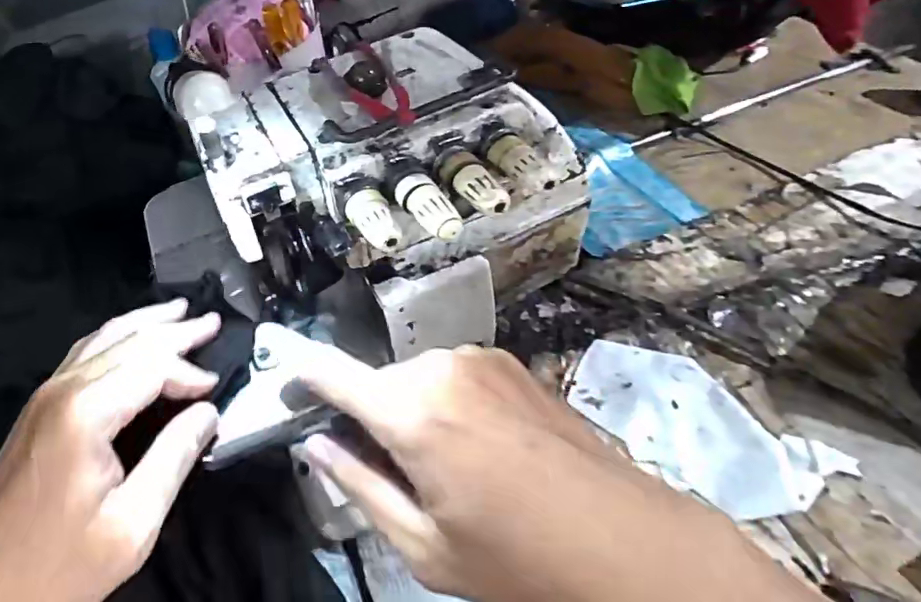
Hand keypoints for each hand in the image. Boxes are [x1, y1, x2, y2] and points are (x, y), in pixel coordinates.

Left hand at [0, 299, 221, 601]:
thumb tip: (207, 413)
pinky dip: (118, 337)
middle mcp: (63, 387)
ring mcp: (46, 392)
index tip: (218, 386)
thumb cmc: (59, 566)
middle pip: (128, 341)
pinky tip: (131, 339)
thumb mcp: (131, 526)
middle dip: (173, 330)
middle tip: (211, 321)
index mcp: (85, 411)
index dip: (188, 370)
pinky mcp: (38, 406)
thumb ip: (172, 458)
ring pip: (104, 338)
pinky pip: (85, 352)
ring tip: (178, 313)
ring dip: (144, 325)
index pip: (150, 366)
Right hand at [294, 343, 818, 601]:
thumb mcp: (427, 549)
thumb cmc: (521, 563)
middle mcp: (436, 368)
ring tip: (454, 465)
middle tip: (398, 470)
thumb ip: (359, 489)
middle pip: (378, 382)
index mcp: (409, 413)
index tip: (286, 385)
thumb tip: (317, 448)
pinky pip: (453, 374)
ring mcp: (475, 358)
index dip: (302, 375)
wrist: (635, 546)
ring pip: (415, 377)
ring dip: (415, 409)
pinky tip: (487, 447)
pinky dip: (450, 400)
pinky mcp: (505, 359)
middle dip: (374, 415)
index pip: (331, 373)